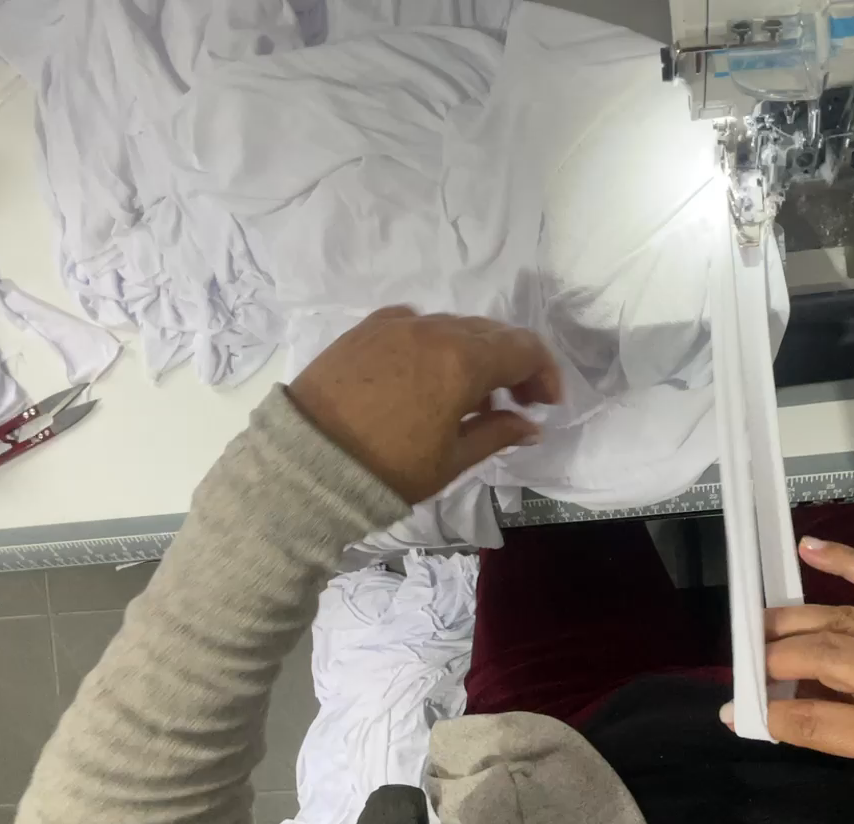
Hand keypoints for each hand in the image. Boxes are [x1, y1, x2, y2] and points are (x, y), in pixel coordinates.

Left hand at [287, 306, 562, 501]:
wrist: (306, 463)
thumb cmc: (389, 469)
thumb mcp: (452, 459)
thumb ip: (498, 433)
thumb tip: (531, 425)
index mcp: (462, 361)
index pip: (524, 349)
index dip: (545, 374)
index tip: (546, 405)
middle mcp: (434, 330)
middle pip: (493, 334)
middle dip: (515, 365)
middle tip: (518, 402)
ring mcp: (397, 325)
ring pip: (457, 327)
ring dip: (478, 355)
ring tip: (473, 397)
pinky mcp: (367, 328)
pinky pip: (419, 326)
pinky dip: (439, 345)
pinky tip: (431, 376)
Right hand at [743, 536, 853, 806]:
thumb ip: (835, 730)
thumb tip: (778, 699)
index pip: (819, 721)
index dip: (769, 714)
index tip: (734, 711)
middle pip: (829, 657)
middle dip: (776, 658)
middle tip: (746, 662)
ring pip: (846, 619)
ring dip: (795, 619)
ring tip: (760, 625)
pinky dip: (847, 559)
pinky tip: (810, 547)